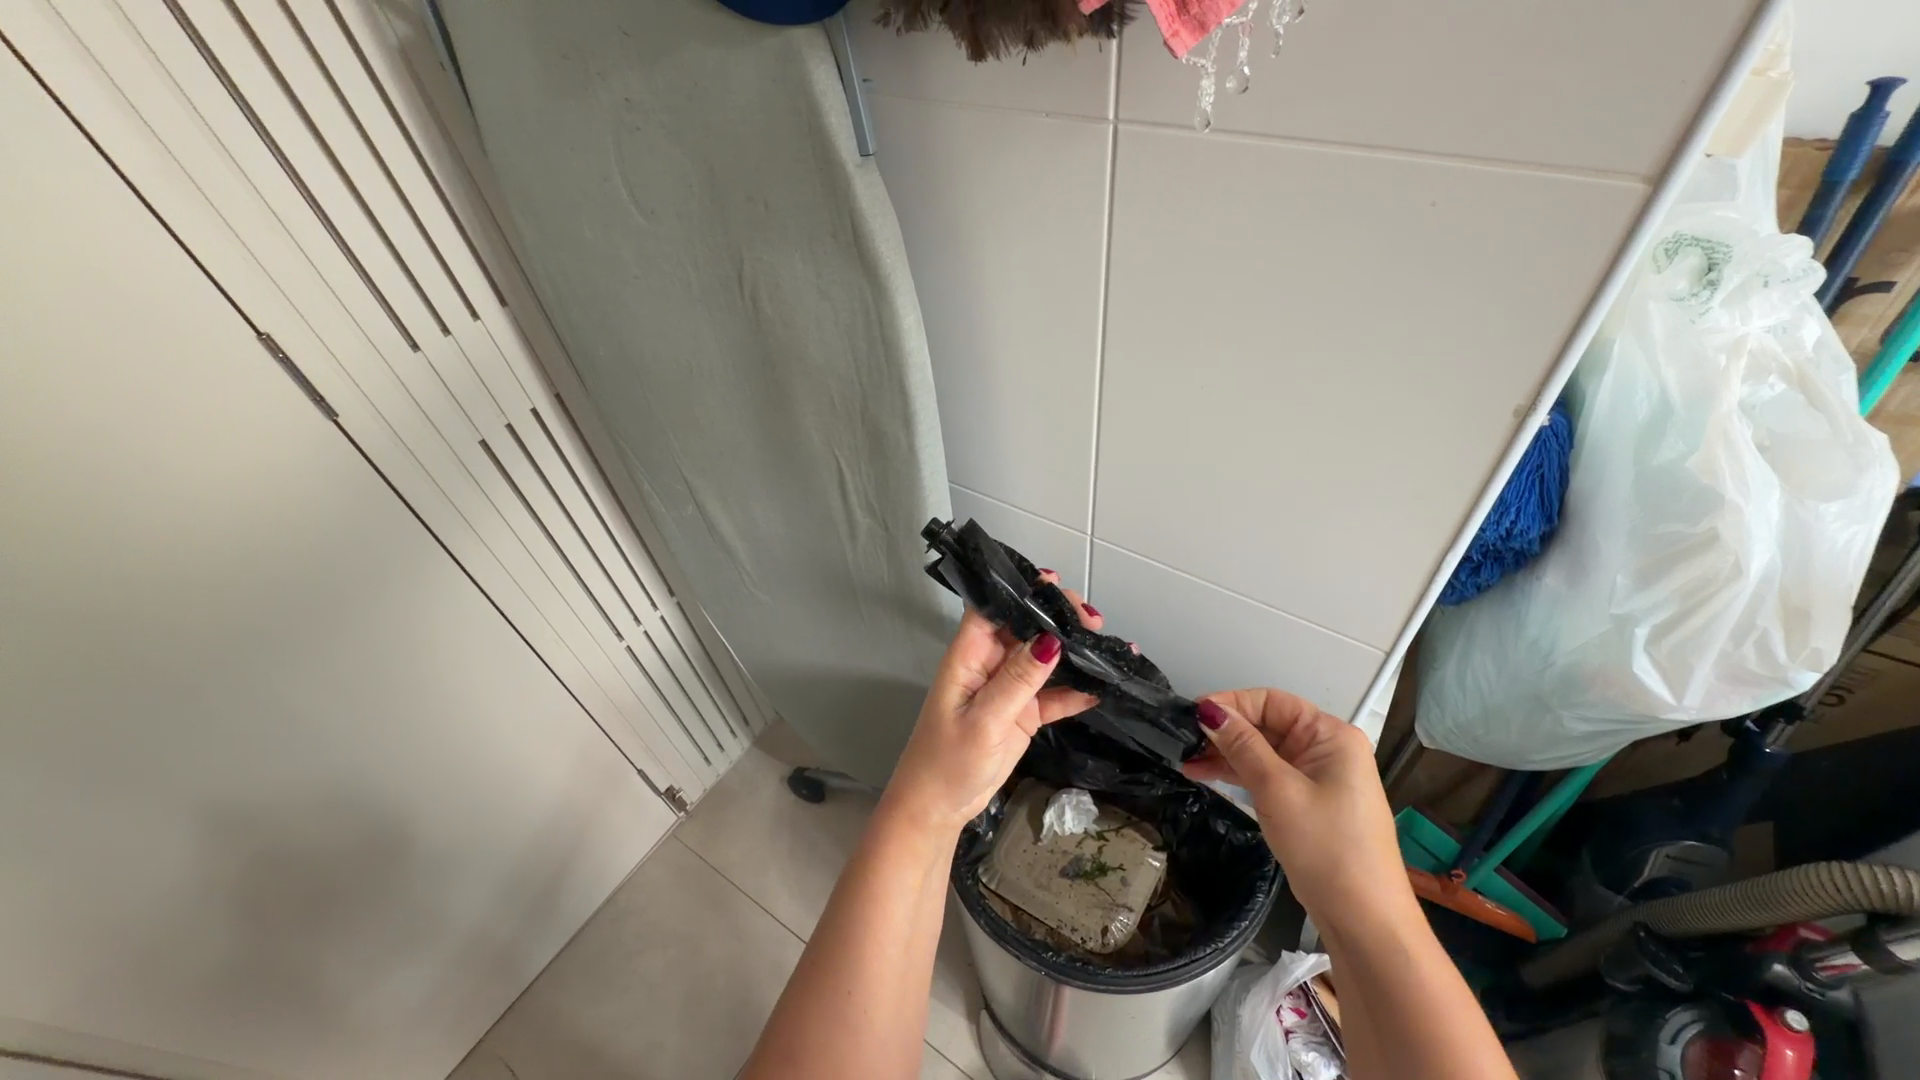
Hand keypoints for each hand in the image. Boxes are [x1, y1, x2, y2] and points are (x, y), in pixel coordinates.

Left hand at [885, 573, 1099, 833]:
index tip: (1056, 583)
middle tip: (1094, 621)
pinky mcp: (1023, 713)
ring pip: (1045, 658)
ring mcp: (1008, 688)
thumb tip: (1050, 640)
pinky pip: (1054, 694)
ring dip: (1075, 652)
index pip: (993, 607)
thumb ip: (1018, 680)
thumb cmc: (946, 762)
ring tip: (1110, 646)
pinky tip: (1104, 686)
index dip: (1021, 589)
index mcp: (969, 655)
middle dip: (1058, 618)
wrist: (938, 808)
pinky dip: (1077, 690)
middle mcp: (990, 663)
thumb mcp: (984, 720)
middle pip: (1026, 627)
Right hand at [1181, 690, 1409, 927]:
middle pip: (1267, 725)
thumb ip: (1242, 746)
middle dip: (1225, 731)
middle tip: (1182, 740)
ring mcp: (1317, 778)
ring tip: (1185, 760)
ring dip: (1226, 754)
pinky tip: (1204, 775)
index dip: (1231, 703)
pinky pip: (1266, 776)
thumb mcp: (1277, 790)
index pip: (1272, 702)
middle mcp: (1326, 750)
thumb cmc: (1327, 847)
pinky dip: (1238, 775)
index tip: (1192, 714)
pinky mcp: (1306, 803)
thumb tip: (1209, 712)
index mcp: (1330, 736)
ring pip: (1263, 752)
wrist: (1364, 918)